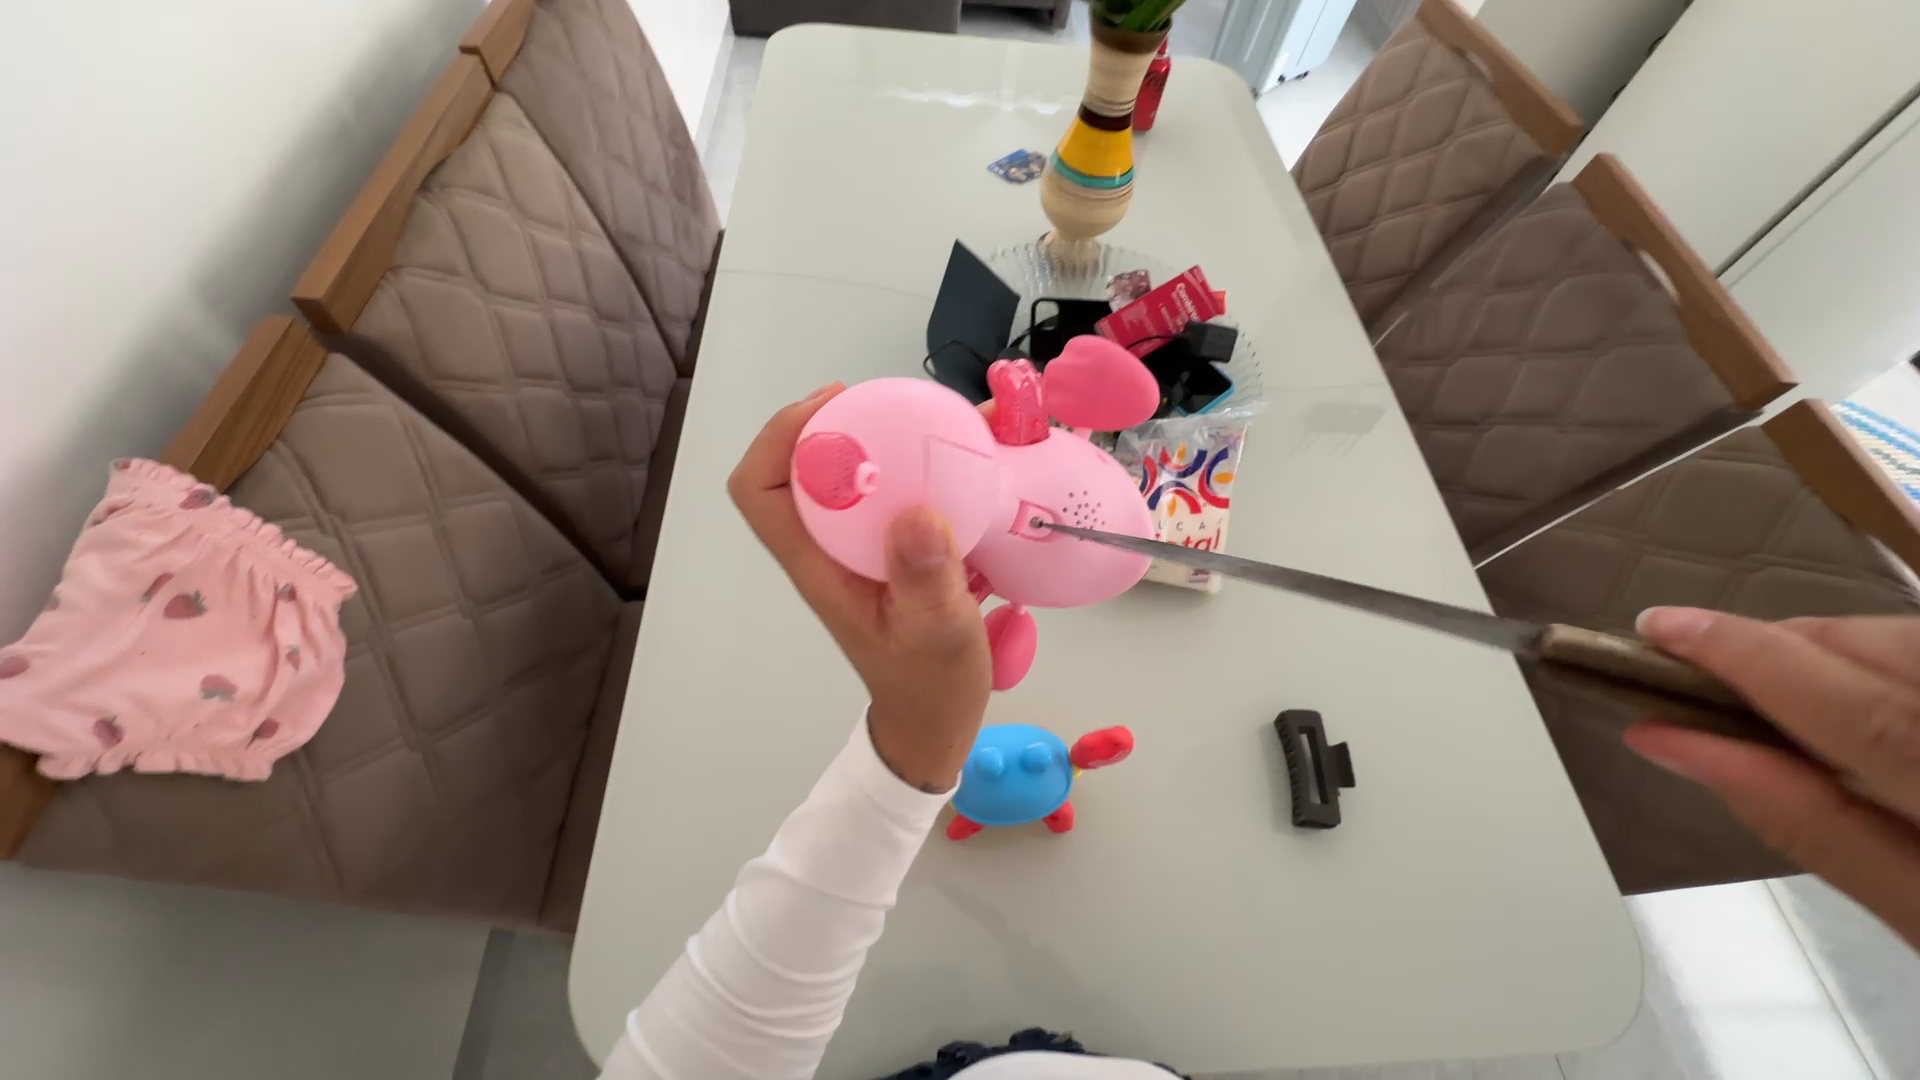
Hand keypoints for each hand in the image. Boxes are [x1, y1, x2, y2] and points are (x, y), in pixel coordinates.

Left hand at [728, 384, 992, 793]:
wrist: (937, 717)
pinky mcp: (888, 552)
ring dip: (875, 442)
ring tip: (928, 420)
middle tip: (889, 404)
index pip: (760, 491)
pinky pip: (886, 495)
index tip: (835, 408)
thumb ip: (926, 580)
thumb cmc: (929, 683)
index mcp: (818, 566)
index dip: (779, 437)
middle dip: (833, 424)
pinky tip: (956, 460)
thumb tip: (916, 514)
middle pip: (798, 470)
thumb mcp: (936, 633)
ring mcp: (857, 550)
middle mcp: (828, 549)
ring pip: (845, 478)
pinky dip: (911, 468)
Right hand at [1626, 608, 1919, 946]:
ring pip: (1918, 636)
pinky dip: (1897, 658)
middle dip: (1786, 648)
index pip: (1851, 706)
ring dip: (1847, 650)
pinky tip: (1884, 694)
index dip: (1740, 655)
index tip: (1659, 626)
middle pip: (1891, 650)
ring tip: (1811, 697)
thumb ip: (1795, 816)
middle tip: (1718, 678)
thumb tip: (1663, 738)